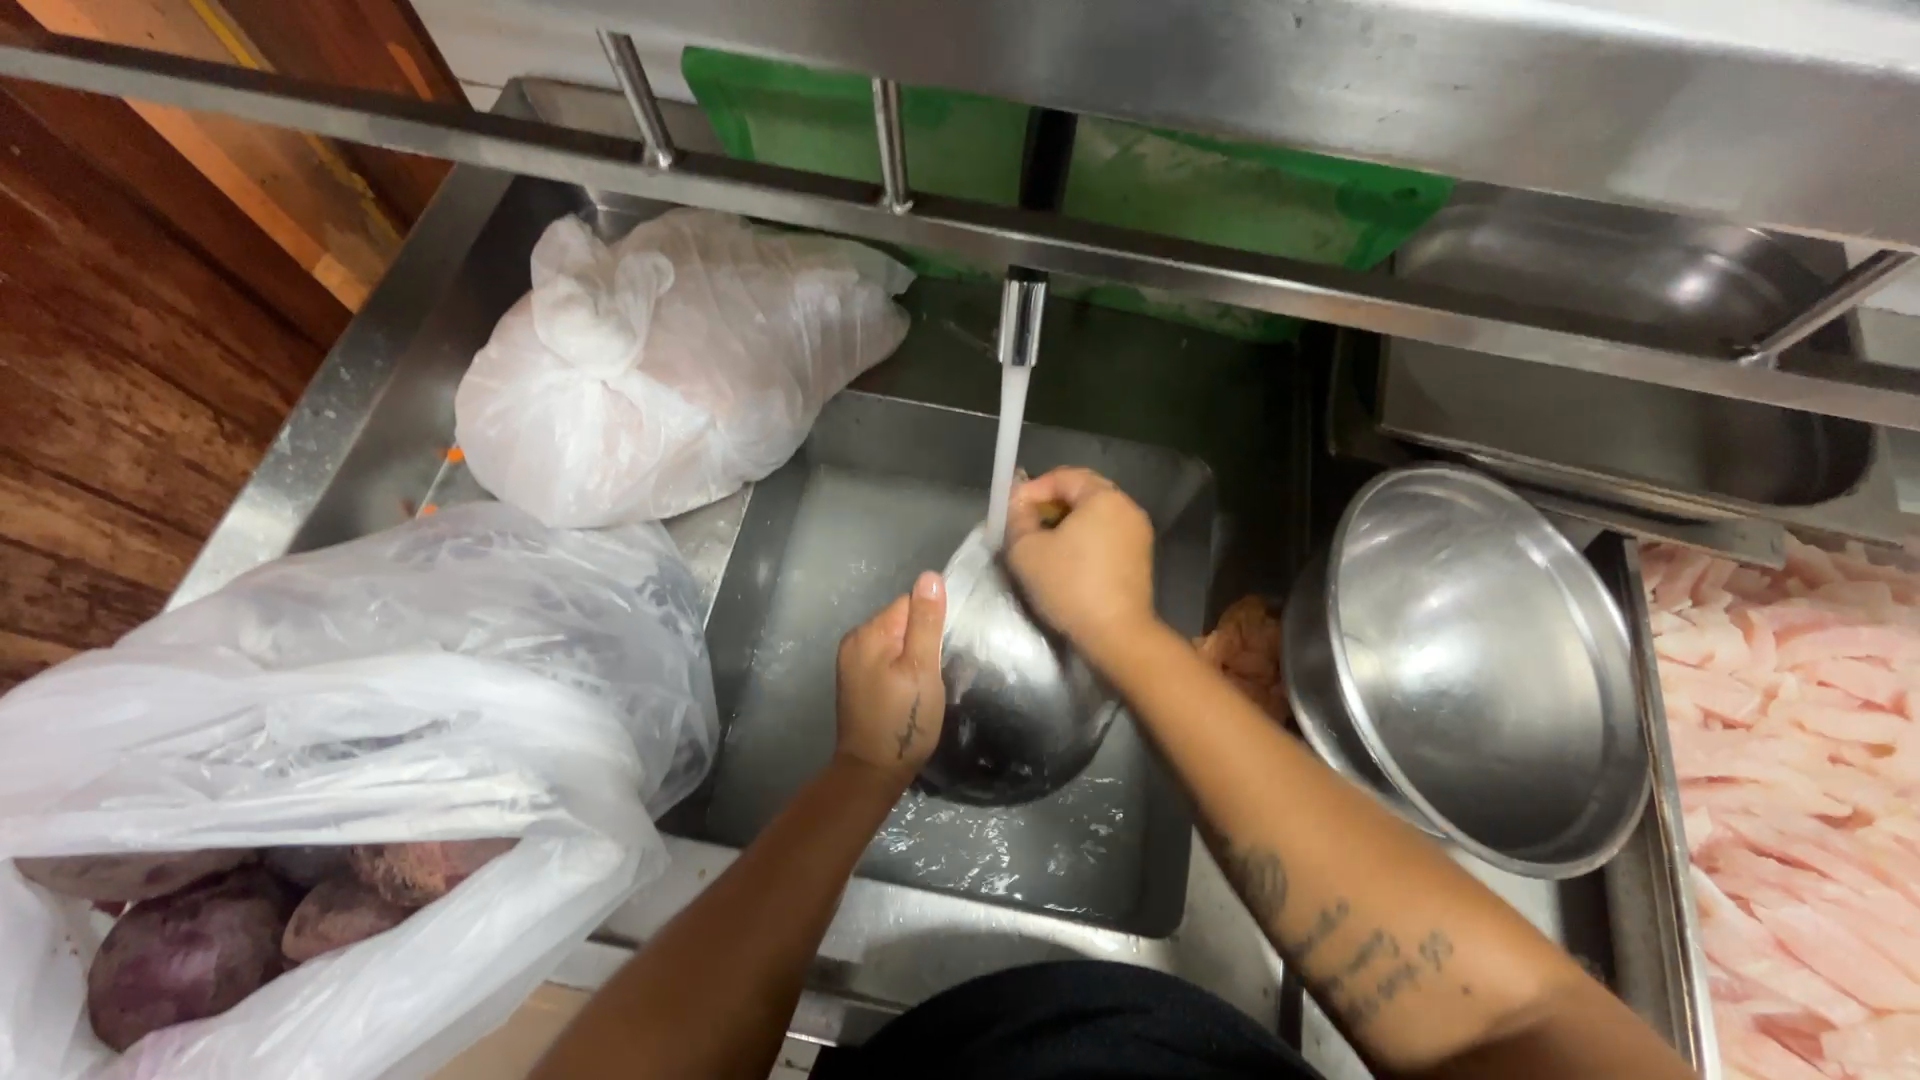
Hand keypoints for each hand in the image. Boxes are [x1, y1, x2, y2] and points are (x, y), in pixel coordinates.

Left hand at [835, 571, 946, 782]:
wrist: (873, 770)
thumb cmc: (903, 720)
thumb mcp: (923, 669)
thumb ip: (927, 622)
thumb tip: (930, 577)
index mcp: (870, 632)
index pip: (911, 604)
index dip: (931, 626)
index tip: (940, 655)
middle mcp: (855, 639)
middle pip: (902, 621)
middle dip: (922, 642)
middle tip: (933, 676)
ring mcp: (851, 661)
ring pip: (895, 642)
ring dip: (912, 658)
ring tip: (921, 688)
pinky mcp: (854, 680)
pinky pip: (885, 660)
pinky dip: (899, 671)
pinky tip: (906, 694)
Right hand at [1005, 467, 1158, 662]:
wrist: (1116, 634)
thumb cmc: (1069, 585)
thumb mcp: (1026, 550)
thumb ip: (1017, 518)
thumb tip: (1019, 506)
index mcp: (1104, 497)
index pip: (1063, 476)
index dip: (1032, 488)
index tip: (1011, 509)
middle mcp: (1127, 507)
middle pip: (1083, 491)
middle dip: (1050, 502)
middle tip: (1025, 522)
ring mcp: (1138, 533)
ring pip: (1096, 514)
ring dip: (1067, 521)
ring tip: (1043, 541)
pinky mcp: (1141, 558)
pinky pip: (1107, 534)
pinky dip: (1085, 538)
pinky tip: (1067, 559)